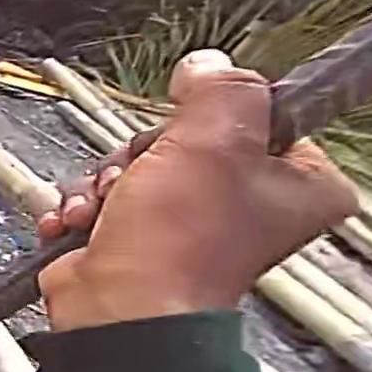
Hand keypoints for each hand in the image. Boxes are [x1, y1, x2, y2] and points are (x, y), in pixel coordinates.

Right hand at [35, 50, 357, 331]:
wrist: (117, 306)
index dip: (204, 121)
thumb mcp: (213, 142)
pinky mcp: (130, 237)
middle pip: (175, 142)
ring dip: (99, 186)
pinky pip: (96, 201)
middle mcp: (240, 205)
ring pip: (128, 170)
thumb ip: (219, 91)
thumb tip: (207, 65)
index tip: (184, 137)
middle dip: (135, 159)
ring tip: (101, 211)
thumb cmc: (176, 244)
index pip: (253, 120)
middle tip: (136, 182)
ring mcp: (180, 223)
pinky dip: (79, 209)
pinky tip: (77, 224)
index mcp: (294, 185)